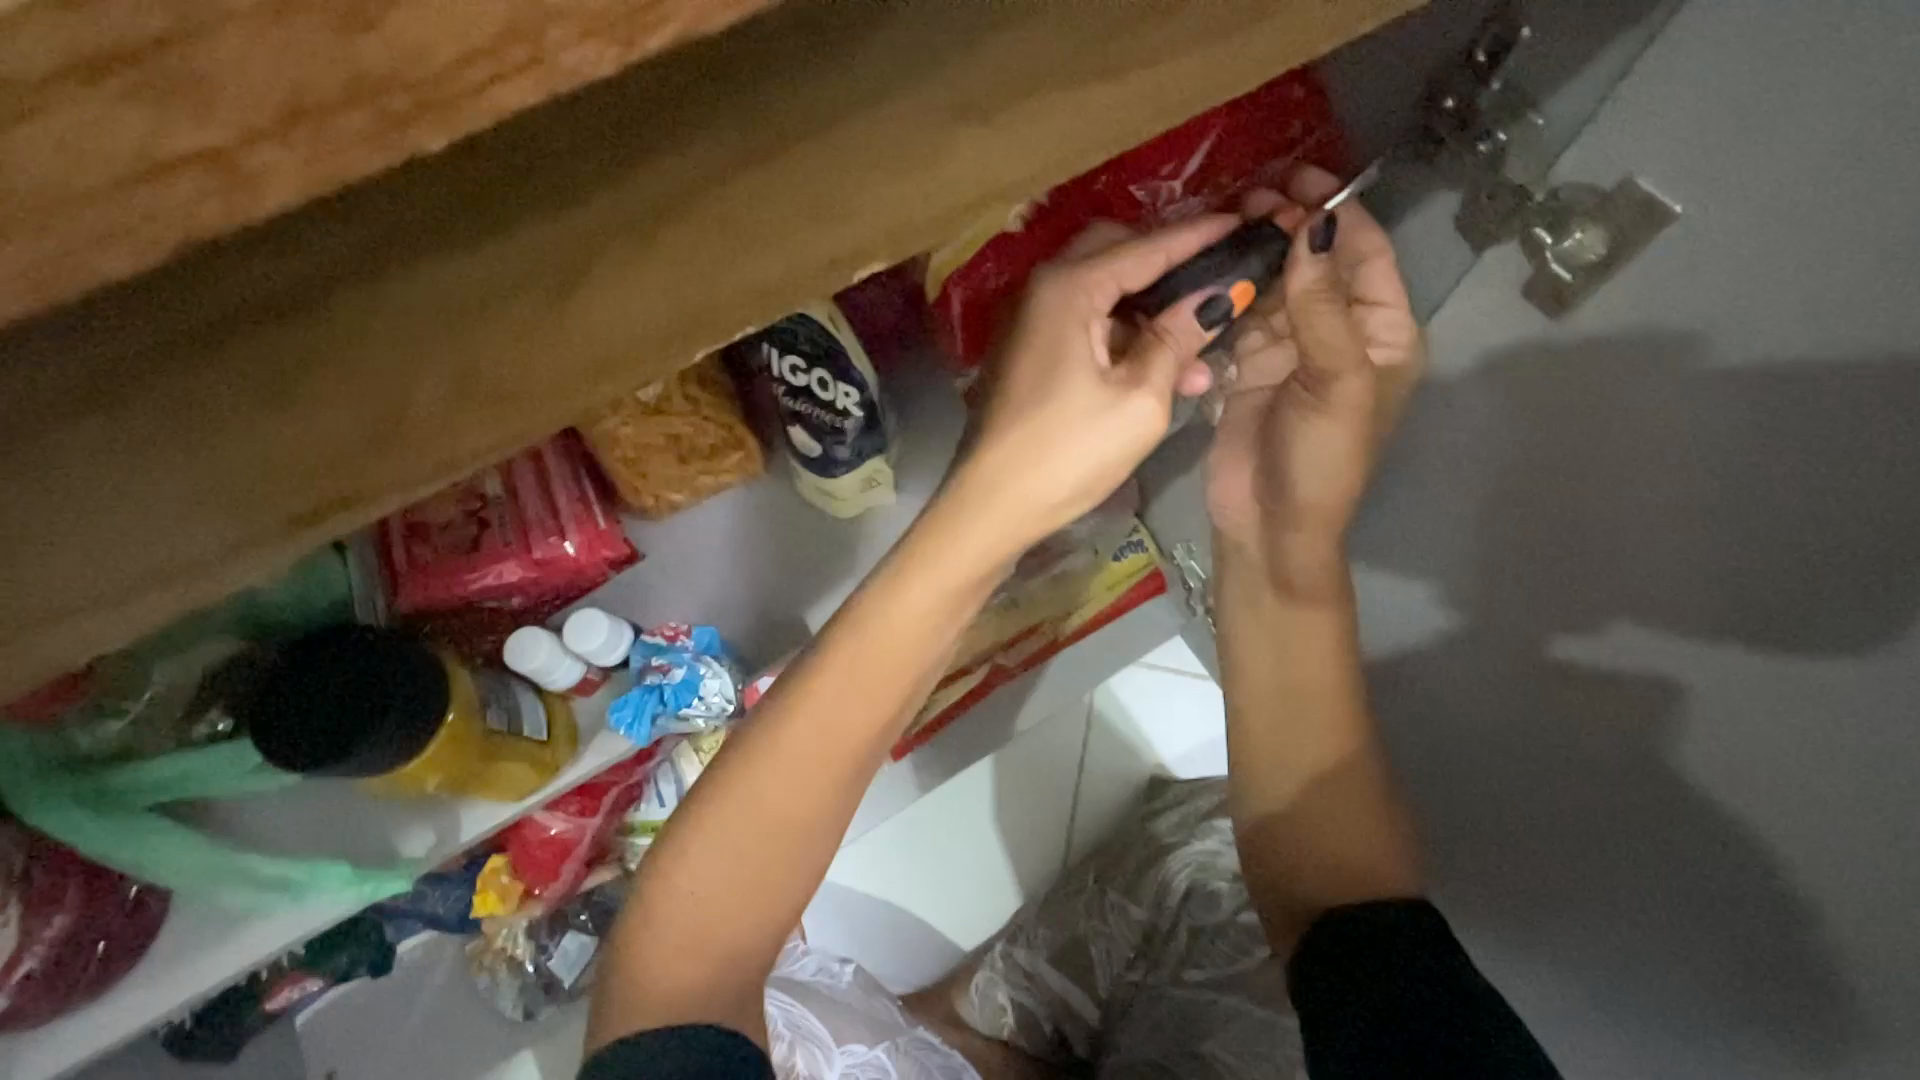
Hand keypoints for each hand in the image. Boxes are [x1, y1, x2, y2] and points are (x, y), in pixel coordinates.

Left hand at [951, 214, 1239, 556]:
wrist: (991, 506)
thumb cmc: (1068, 455)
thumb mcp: (1139, 400)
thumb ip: (1177, 339)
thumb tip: (1217, 295)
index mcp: (1068, 288)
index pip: (1146, 247)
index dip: (1199, 237)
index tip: (1246, 223)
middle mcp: (1043, 291)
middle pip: (1116, 254)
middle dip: (1168, 266)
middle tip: (1216, 283)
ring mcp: (1031, 323)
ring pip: (1102, 295)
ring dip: (1150, 316)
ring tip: (1202, 354)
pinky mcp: (1029, 354)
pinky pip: (1085, 327)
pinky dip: (1123, 340)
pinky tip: (1165, 373)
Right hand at [1207, 166, 1424, 593]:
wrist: (1269, 523)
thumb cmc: (1320, 459)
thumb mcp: (1335, 380)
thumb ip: (1321, 305)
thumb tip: (1313, 227)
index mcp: (1381, 334)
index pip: (1365, 257)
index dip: (1337, 214)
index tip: (1300, 179)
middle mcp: (1339, 334)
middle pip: (1316, 265)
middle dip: (1288, 228)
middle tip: (1249, 199)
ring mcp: (1291, 351)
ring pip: (1275, 287)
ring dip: (1254, 255)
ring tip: (1224, 224)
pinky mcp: (1248, 369)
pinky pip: (1241, 318)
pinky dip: (1228, 294)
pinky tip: (1208, 269)